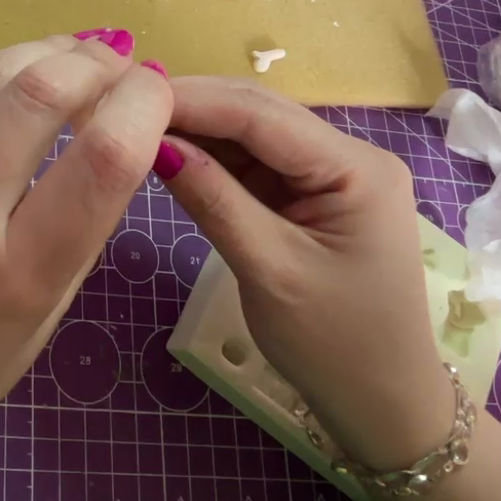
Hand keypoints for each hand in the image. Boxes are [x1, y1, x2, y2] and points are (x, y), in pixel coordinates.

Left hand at [0, 35, 171, 467]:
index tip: (158, 90)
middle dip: (95, 63)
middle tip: (122, 64)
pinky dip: (0, 72)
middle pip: (40, 95)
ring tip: (79, 55)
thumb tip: (118, 133)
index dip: (143, 103)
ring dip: (47, 52)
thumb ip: (82, 225)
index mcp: (18, 276)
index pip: (102, 159)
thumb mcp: (44, 314)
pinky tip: (24, 75)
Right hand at [158, 77, 452, 470]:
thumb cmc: (335, 345)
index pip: (262, 115)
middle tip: (120, 104)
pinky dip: (206, 153)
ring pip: (248, 130)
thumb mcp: (269, 270)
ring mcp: (325, 171)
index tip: (128, 96)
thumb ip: (213, 199)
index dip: (194, 101)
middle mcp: (346, 155)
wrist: (380, 404)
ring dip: (194, 126)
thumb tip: (154, 143)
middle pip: (256, 111)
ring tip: (134, 122)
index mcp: (356, 168)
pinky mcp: (304, 190)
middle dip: (190, 105)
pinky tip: (167, 148)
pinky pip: (248, 158)